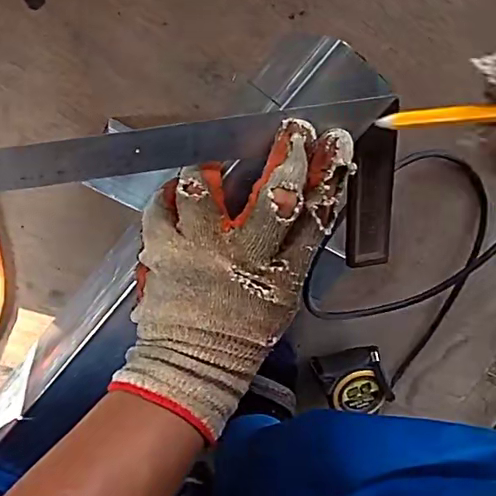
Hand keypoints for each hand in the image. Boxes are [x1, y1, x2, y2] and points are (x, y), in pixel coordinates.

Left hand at [109, 120, 353, 440]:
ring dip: (210, 171)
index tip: (333, 144)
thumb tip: (301, 199)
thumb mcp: (281, 295)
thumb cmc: (239, 331)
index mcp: (280, 273)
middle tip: (293, 132)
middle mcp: (242, 257)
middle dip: (288, 156)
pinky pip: (161, 205)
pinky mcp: (163, 250)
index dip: (327, 174)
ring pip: (205, 190)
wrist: (190, 363)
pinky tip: (177, 194)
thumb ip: (292, 250)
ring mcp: (198, 251)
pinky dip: (168, 195)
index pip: (315, 215)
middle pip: (273, 196)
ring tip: (212, 169)